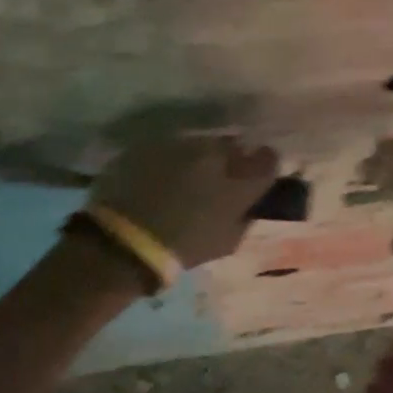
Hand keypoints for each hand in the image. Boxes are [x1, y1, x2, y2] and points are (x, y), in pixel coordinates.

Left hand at [89, 136, 279, 267]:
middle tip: (219, 179)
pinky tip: (160, 178)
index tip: (257, 175)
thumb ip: (244, 217)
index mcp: (238, 183)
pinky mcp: (149, 144)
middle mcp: (213, 155)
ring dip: (200, 157)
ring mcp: (179, 145)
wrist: (125, 241)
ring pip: (200, 143)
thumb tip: (248, 204)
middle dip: (230, 159)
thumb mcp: (226, 242)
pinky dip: (170, 159)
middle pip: (232, 145)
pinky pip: (169, 147)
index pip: (267, 161)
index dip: (264, 166)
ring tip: (186, 178)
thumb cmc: (183, 249)